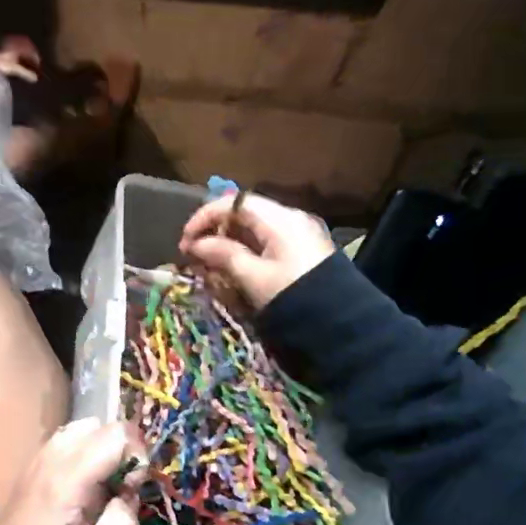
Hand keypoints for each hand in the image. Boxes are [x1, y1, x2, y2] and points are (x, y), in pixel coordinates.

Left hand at [0, 418, 145, 524]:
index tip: (132, 490)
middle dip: (126, 452)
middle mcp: (53, 457)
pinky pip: (74, 436)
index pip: (116, 436)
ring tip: (105, 486)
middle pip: (106, 426)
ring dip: (107, 449)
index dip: (136, 458)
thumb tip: (129, 496)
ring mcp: (41, 455)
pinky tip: (86, 483)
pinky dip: (90, 449)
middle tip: (121, 490)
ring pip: (90, 426)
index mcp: (66, 481)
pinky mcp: (38, 460)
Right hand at [178, 192, 335, 309]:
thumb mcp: (252, 276)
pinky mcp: (302, 251)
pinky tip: (233, 269)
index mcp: (279, 219)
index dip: (204, 217)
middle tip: (194, 255)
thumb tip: (195, 245)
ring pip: (253, 229)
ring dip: (228, 242)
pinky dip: (245, 250)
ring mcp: (298, 234)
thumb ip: (222, 254)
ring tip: (210, 266)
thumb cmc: (292, 295)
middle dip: (215, 231)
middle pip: (243, 213)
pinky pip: (266, 241)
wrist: (340, 322)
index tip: (185, 241)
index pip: (233, 203)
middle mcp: (290, 218)